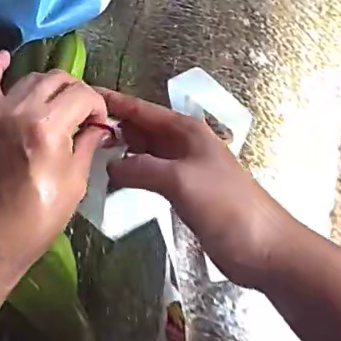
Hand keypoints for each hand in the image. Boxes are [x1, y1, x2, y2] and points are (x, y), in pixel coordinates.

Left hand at [0, 52, 111, 281]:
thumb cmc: (40, 215)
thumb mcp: (76, 180)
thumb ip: (87, 143)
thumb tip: (99, 127)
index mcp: (48, 126)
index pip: (83, 95)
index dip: (97, 107)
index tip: (100, 125)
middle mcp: (23, 110)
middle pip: (60, 79)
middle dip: (79, 92)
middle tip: (85, 116)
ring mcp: (2, 112)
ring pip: (33, 77)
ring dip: (52, 85)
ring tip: (62, 105)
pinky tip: (6, 57)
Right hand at [102, 90, 303, 287]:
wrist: (264, 247)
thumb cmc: (226, 206)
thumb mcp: (179, 181)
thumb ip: (141, 169)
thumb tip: (109, 167)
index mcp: (185, 130)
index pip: (141, 108)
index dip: (114, 100)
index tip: (84, 93)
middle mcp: (182, 142)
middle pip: (140, 127)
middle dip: (112, 124)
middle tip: (76, 128)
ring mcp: (183, 166)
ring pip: (144, 150)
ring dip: (120, 149)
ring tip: (86, 151)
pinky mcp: (183, 190)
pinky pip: (149, 172)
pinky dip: (131, 171)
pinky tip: (113, 179)